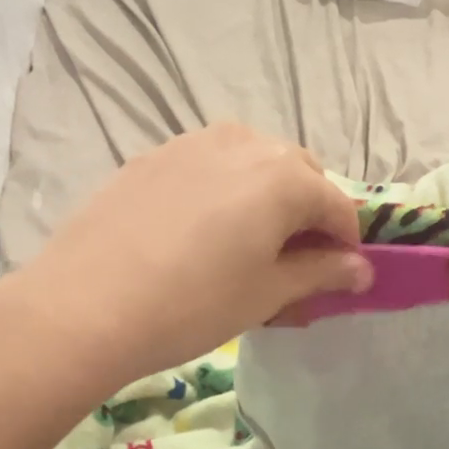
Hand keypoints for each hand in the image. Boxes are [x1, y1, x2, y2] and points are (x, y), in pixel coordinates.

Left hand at [11, 123, 371, 383]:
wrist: (86, 305)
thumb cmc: (195, 304)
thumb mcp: (267, 294)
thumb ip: (320, 274)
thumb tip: (361, 269)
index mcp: (284, 176)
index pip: (337, 206)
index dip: (347, 245)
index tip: (341, 279)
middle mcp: (245, 143)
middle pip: (298, 174)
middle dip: (309, 214)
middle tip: (296, 264)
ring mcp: (194, 143)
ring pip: (252, 163)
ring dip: (267, 197)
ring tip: (250, 246)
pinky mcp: (154, 156)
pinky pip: (210, 167)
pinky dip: (225, 193)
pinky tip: (203, 234)